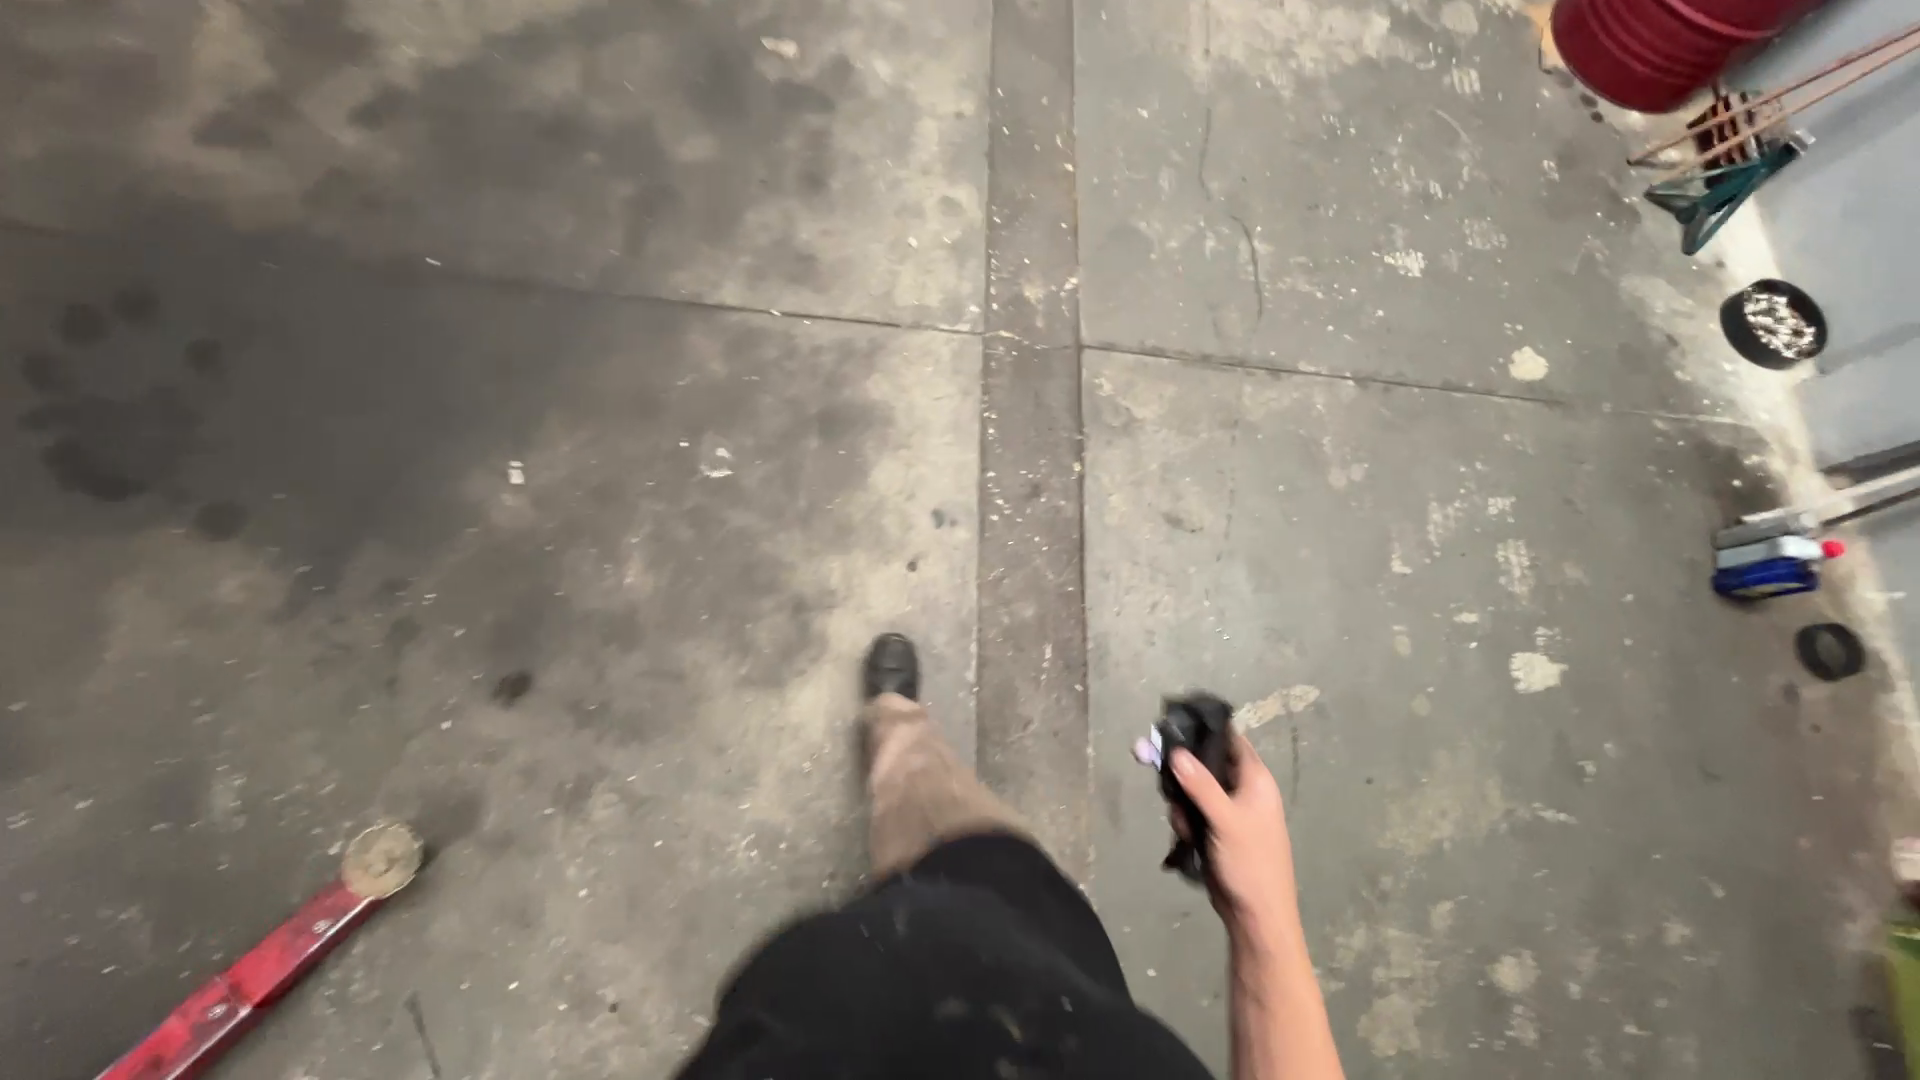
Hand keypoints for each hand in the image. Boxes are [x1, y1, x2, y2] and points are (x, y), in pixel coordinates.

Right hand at [1170, 734, 1299, 943]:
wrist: (1256, 915)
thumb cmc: (1251, 863)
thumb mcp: (1226, 820)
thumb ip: (1201, 785)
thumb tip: (1175, 751)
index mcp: (1255, 779)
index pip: (1229, 738)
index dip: (1203, 729)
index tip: (1171, 724)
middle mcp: (1242, 789)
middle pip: (1204, 762)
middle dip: (1183, 772)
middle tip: (1163, 778)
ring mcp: (1228, 809)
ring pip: (1193, 788)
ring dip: (1182, 802)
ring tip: (1183, 823)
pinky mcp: (1216, 828)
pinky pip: (1193, 810)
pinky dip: (1185, 819)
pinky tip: (1186, 836)